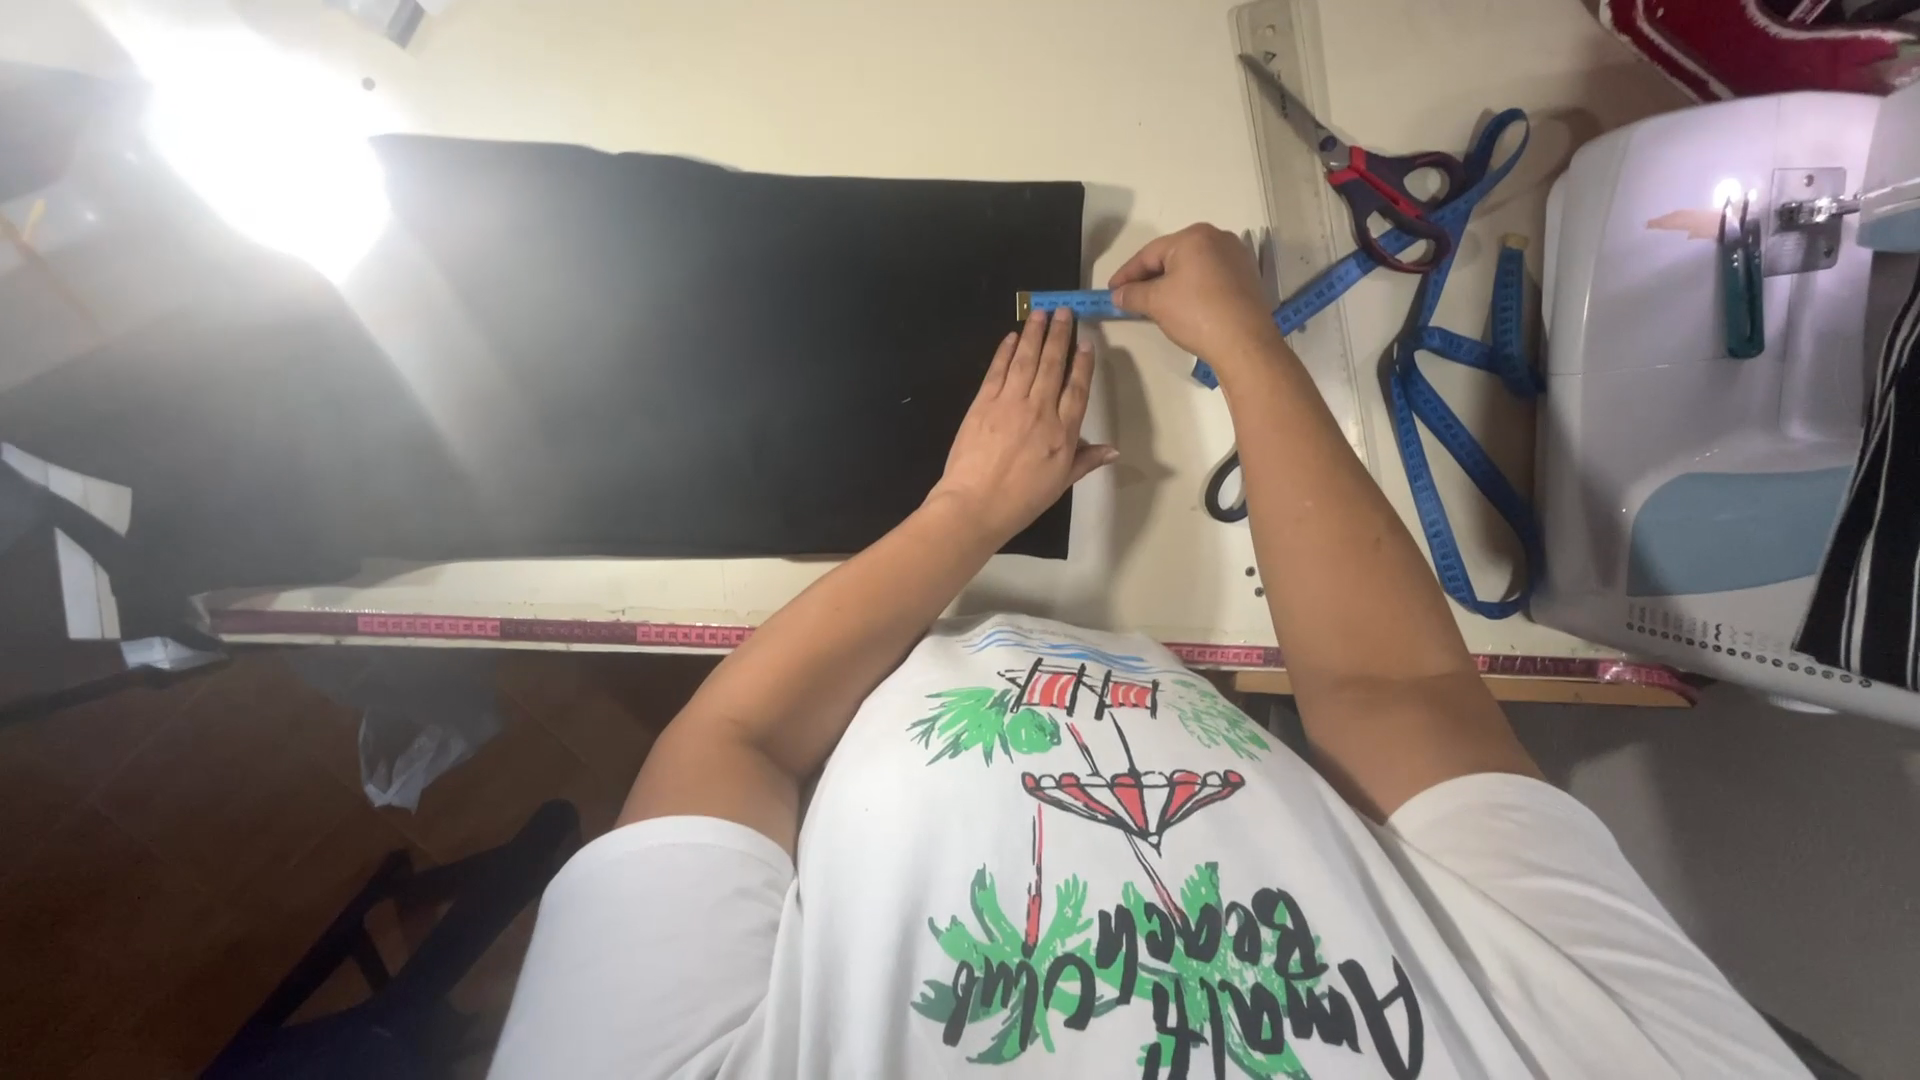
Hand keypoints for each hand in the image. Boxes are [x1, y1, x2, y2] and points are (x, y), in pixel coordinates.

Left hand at [926, 308, 1117, 544]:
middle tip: (1064, 312)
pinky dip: (1005, 351)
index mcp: (1062, 433)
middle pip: (1053, 366)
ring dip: (1034, 334)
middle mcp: (1040, 411)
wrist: (975, 505)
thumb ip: (1085, 461)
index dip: (1082, 365)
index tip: (1086, 344)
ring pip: (1026, 361)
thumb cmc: (1020, 501)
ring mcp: (1010, 404)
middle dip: (1060, 336)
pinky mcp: (983, 403)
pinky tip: (1012, 337)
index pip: (1077, 390)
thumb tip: (1114, 450)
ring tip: (1041, 313)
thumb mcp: (1059, 484)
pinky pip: (998, 371)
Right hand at [1108, 224, 1280, 364]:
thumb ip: (1132, 294)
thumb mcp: (1156, 303)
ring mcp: (1235, 256)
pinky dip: (1191, 289)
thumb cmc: (1196, 314)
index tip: (1111, 291)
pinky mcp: (1245, 277)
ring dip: (1170, 284)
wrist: (1243, 341)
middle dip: (1148, 277)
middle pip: (1172, 257)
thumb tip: (1118, 294)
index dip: (1126, 274)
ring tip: (1154, 304)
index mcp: (1194, 236)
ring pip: (1191, 267)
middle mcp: (1217, 238)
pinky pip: (1209, 277)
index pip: (1149, 253)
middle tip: (1130, 297)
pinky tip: (1183, 306)